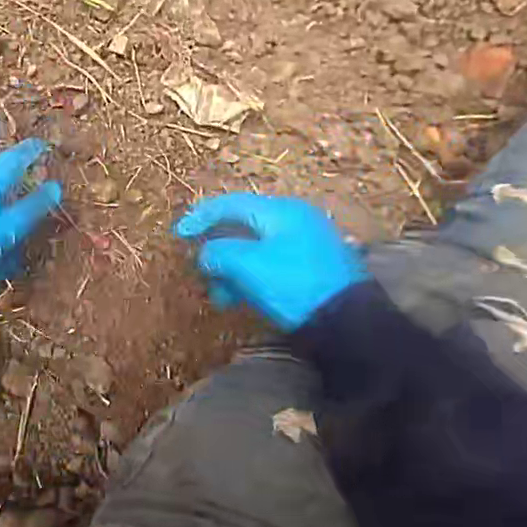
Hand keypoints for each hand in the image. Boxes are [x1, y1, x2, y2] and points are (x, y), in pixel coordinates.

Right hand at [174, 193, 367, 330]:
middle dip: (218, 254)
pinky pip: (271, 265)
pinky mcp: (312, 270)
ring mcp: (307, 245)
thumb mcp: (248, 266)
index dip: (202, 216)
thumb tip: (207, 254)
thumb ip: (219, 253)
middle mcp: (296, 221)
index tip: (179, 233)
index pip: (233, 204)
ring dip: (233, 272)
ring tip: (224, 298)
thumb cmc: (293, 286)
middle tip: (204, 275)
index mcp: (282, 211)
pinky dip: (252, 279)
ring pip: (256, 251)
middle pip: (244, 229)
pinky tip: (245, 300)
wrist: (347, 323)